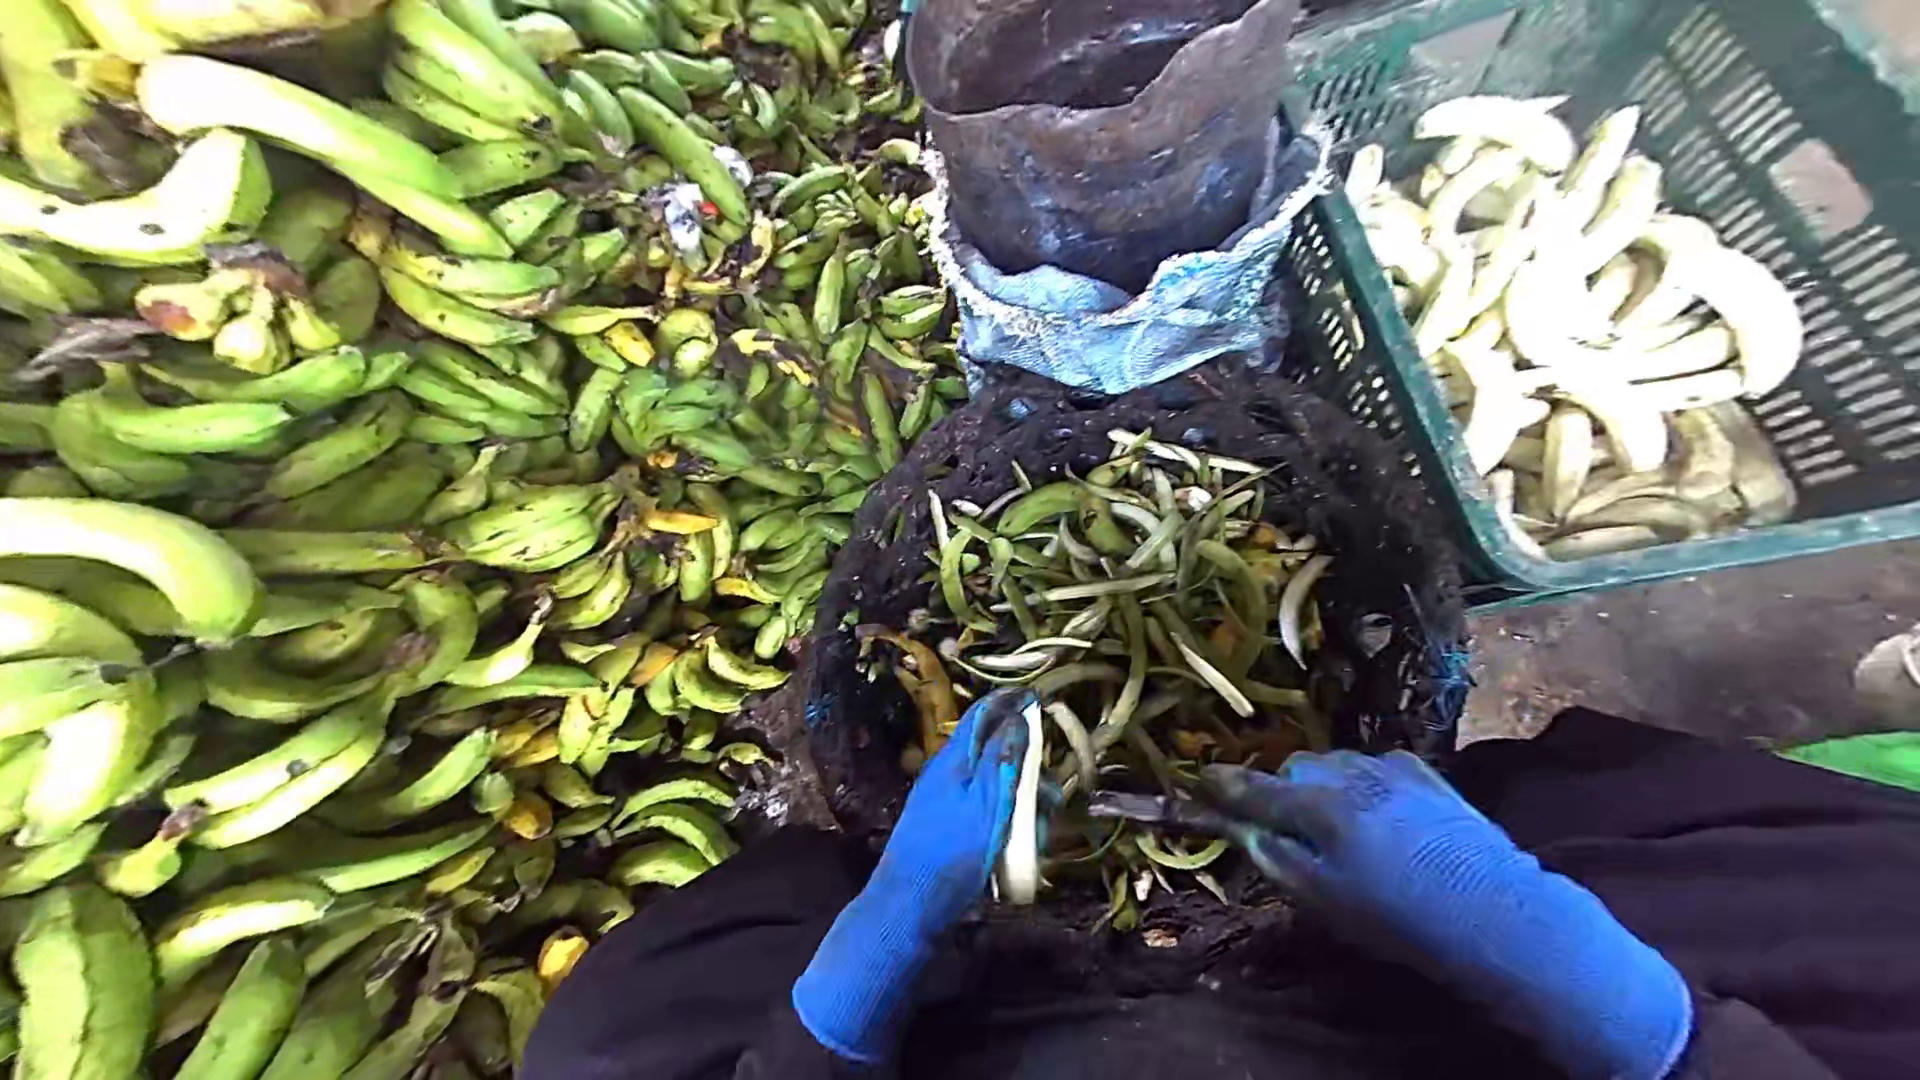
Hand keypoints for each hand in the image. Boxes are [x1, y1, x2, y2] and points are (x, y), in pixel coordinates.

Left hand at [793, 689, 1030, 1061]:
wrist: (908, 906)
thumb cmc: (953, 852)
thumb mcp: (988, 802)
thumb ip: (1003, 758)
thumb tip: (1017, 715)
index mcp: (955, 758)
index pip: (983, 713)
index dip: (1010, 702)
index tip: (1037, 698)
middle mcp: (948, 771)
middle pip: (994, 752)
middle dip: (1027, 769)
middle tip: (1051, 797)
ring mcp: (945, 798)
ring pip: (993, 783)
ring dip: (1021, 800)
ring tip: (1038, 834)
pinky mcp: (947, 824)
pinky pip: (984, 808)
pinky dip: (1005, 819)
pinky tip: (1016, 847)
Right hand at [1206, 752, 1691, 1079]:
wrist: (1505, 918)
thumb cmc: (1401, 919)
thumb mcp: (1324, 899)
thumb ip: (1274, 856)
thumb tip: (1243, 828)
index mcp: (1315, 808)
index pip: (1251, 787)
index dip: (1219, 783)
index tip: (1199, 778)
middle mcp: (1343, 775)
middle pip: (1291, 768)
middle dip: (1282, 789)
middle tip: (1291, 823)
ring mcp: (1384, 766)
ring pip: (1329, 762)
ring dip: (1321, 783)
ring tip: (1342, 820)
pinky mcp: (1420, 769)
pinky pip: (1371, 763)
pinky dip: (1362, 780)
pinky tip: (1381, 809)